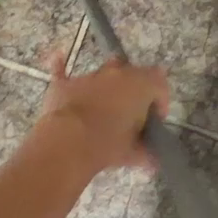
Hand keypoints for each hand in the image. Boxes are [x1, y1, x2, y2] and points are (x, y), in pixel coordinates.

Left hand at [36, 54, 169, 171]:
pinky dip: (61, 65)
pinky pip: (63, 69)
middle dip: (134, 91)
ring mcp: (89, 76)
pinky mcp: (64, 84)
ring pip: (103, 74)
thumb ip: (147, 152)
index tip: (154, 120)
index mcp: (140, 85)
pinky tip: (57, 56)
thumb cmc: (108, 145)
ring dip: (107, 87)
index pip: (160, 84)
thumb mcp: (134, 153)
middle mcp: (116, 74)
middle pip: (132, 74)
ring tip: (104, 110)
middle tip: (131, 115)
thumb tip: (153, 162)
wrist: (68, 143)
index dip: (160, 101)